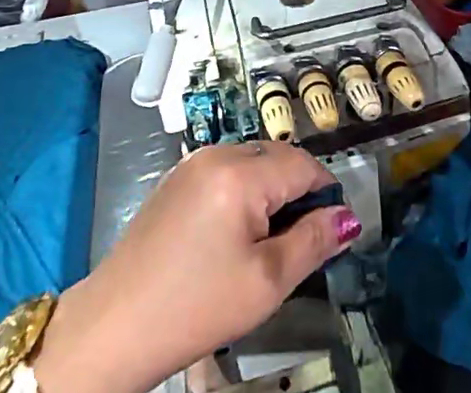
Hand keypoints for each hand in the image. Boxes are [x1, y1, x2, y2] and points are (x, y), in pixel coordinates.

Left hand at [32, 142, 361, 392]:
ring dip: (270, 190)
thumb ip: (313, 241)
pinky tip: (238, 234)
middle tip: (305, 240)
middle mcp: (212, 155)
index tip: (336, 228)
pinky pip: (223, 171)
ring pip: (248, 161)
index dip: (326, 191)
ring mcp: (188, 165)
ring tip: (272, 242)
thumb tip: (347, 217)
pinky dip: (242, 191)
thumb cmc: (201, 301)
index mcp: (237, 172)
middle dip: (298, 188)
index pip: (301, 162)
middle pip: (273, 155)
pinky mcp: (174, 180)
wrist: (123, 316)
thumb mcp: (269, 279)